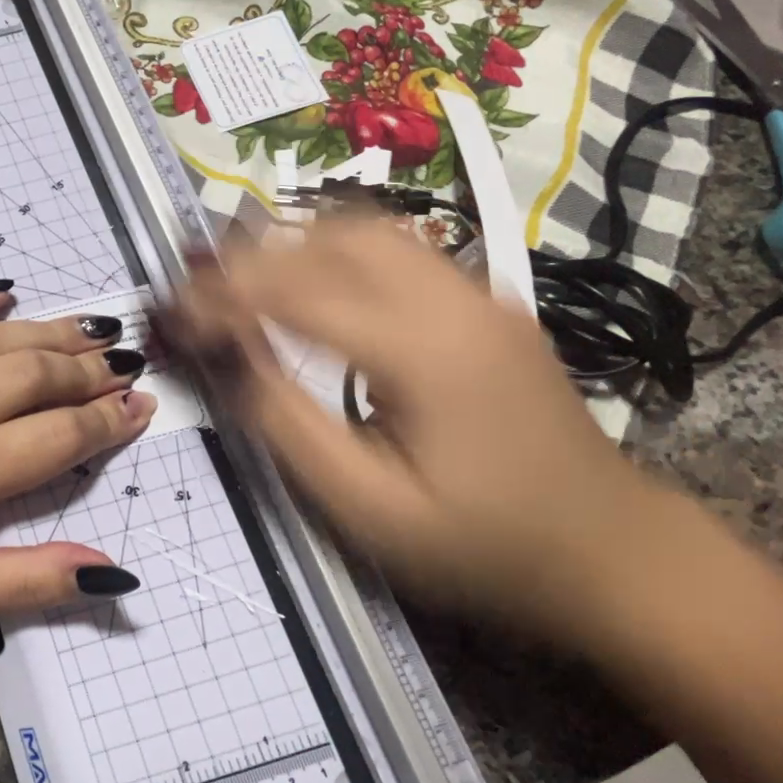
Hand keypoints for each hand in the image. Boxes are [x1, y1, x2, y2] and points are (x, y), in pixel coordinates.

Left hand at [0, 284, 157, 639]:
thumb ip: (33, 581)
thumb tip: (115, 574)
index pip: (52, 436)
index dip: (106, 421)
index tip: (144, 408)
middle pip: (25, 375)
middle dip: (86, 370)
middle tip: (128, 367)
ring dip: (43, 333)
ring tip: (90, 331)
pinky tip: (0, 294)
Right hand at [161, 221, 666, 635]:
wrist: (613, 553)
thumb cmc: (479, 545)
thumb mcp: (364, 505)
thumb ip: (283, 421)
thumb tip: (220, 352)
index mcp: (423, 350)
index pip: (294, 291)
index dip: (220, 294)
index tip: (169, 311)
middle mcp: (453, 300)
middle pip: (329, 237)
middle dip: (247, 253)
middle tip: (189, 286)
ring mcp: (478, 293)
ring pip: (365, 229)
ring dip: (289, 242)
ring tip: (233, 277)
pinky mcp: (484, 303)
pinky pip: (394, 247)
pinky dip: (330, 249)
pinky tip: (301, 281)